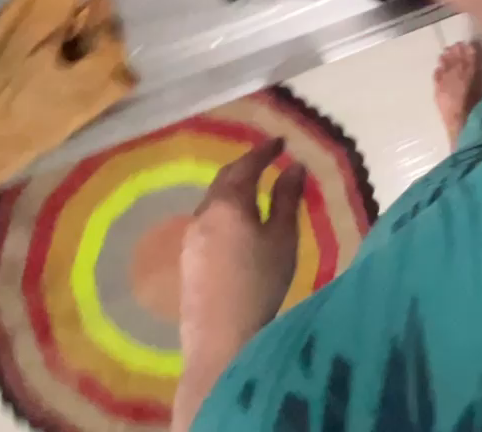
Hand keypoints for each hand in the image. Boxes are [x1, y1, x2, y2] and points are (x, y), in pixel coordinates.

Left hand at [173, 141, 305, 431]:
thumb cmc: (260, 283)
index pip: (246, 166)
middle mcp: (203, 215)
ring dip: (234, 188)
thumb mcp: (282, 237)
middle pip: (224, 181)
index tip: (281, 141)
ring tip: (255, 187)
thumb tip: (294, 167)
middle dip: (246, 166)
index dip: (264, 151)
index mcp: (228, 204)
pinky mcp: (187, 261)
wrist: (220, 341)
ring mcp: (190, 239)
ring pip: (213, 201)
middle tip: (268, 158)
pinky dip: (225, 208)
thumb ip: (286, 198)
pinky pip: (208, 220)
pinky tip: (238, 221)